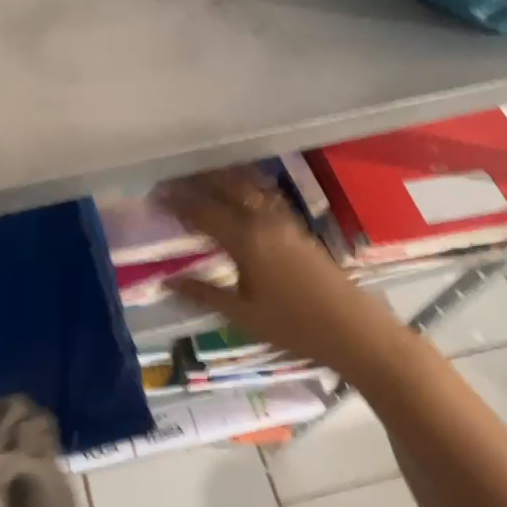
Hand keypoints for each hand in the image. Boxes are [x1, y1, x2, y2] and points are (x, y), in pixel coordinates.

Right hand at [156, 168, 387, 361]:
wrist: (352, 329)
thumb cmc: (294, 327)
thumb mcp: (242, 316)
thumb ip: (204, 294)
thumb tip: (167, 281)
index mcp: (246, 241)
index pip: (203, 212)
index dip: (177, 202)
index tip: (154, 195)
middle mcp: (264, 221)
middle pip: (225, 188)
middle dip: (196, 181)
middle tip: (171, 180)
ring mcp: (284, 221)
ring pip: (248, 187)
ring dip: (221, 178)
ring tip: (199, 176)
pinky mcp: (297, 226)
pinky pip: (264, 194)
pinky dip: (245, 186)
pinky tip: (238, 190)